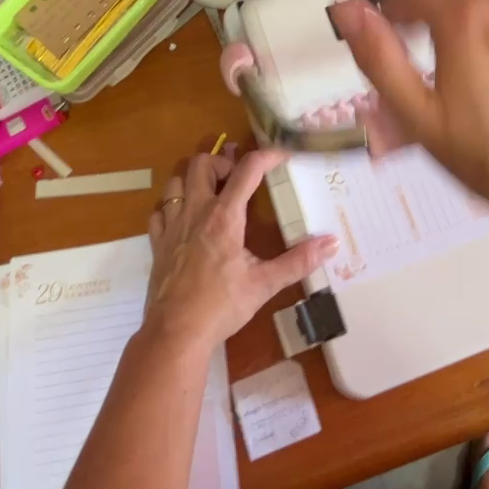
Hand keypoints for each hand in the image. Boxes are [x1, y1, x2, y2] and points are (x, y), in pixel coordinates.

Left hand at [144, 149, 338, 348]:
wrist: (176, 333)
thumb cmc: (221, 306)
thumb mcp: (264, 284)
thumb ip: (298, 261)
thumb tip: (331, 243)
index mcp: (224, 216)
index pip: (247, 170)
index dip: (267, 156)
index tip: (282, 155)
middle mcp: (196, 211)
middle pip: (201, 163)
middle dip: (222, 162)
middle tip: (237, 180)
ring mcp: (172, 225)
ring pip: (175, 181)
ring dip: (193, 179)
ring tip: (211, 193)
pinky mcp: (157, 243)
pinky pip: (160, 210)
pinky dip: (172, 206)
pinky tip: (184, 219)